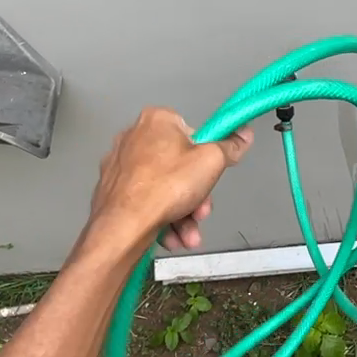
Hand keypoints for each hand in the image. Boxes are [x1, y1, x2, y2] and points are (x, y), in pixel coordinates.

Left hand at [78, 107, 253, 264]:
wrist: (123, 227)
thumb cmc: (163, 189)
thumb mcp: (212, 162)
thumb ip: (231, 146)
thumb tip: (243, 134)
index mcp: (157, 120)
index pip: (193, 134)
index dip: (207, 157)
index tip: (212, 172)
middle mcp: (134, 137)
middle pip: (180, 165)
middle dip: (196, 194)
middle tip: (201, 210)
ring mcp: (120, 164)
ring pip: (164, 187)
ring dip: (183, 212)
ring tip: (188, 231)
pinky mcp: (113, 189)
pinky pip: (147, 200)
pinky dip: (162, 217)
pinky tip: (172, 235)